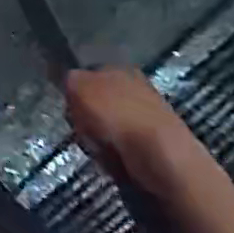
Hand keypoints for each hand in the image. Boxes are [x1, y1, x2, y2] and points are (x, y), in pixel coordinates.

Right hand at [64, 66, 206, 196]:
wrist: (165, 161)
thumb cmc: (117, 116)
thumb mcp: (78, 86)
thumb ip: (69, 79)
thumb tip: (69, 83)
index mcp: (121, 68)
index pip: (89, 73)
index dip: (75, 90)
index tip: (69, 107)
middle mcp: (139, 89)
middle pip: (100, 102)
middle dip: (88, 117)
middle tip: (82, 130)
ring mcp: (152, 120)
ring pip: (111, 128)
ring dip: (101, 140)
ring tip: (100, 150)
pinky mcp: (160, 150)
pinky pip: (125, 151)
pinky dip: (117, 159)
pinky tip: (117, 164)